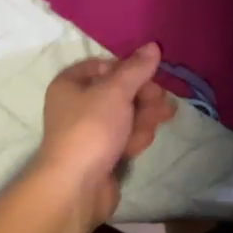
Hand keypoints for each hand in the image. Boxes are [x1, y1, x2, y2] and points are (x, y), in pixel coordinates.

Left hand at [33, 44, 178, 228]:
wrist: (77, 186)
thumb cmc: (91, 128)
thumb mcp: (115, 91)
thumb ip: (136, 69)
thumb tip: (153, 45)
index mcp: (70, 83)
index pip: (104, 66)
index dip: (128, 69)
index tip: (150, 75)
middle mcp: (77, 104)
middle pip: (119, 92)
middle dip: (142, 97)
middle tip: (161, 102)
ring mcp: (89, 131)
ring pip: (125, 115)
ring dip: (142, 118)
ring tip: (154, 124)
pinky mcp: (101, 154)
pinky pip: (123, 137)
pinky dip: (134, 138)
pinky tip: (139, 145)